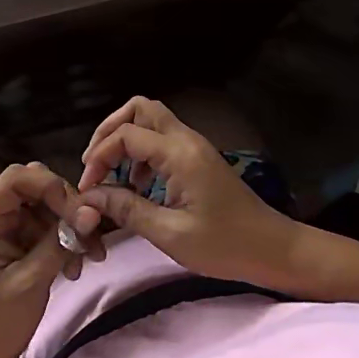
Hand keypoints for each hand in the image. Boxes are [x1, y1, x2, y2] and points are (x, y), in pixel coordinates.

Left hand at [0, 163, 101, 357]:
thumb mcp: (30, 282)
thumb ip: (58, 243)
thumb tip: (90, 214)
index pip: (16, 179)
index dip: (50, 184)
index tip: (77, 211)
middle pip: (37, 189)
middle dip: (68, 206)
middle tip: (91, 232)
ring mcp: (11, 232)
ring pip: (49, 208)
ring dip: (73, 227)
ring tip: (91, 256)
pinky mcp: (24, 246)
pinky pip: (52, 229)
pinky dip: (69, 242)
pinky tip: (78, 267)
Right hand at [74, 97, 303, 290]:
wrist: (272, 248)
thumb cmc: (223, 245)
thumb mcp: (169, 233)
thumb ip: (127, 209)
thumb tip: (90, 196)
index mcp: (179, 154)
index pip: (125, 135)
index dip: (98, 157)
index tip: (87, 188)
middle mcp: (186, 140)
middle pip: (140, 108)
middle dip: (110, 131)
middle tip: (95, 165)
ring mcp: (194, 147)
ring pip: (151, 121)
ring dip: (125, 141)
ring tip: (114, 178)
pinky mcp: (198, 159)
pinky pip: (162, 140)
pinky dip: (141, 153)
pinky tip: (138, 185)